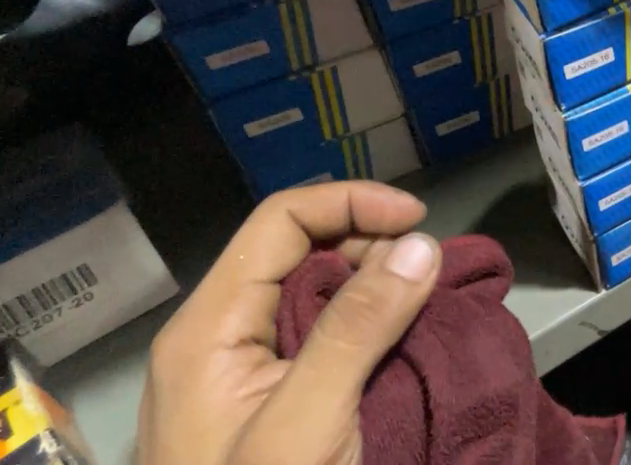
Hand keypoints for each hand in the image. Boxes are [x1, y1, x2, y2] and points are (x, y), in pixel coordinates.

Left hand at [137, 182, 441, 464]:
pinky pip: (328, 322)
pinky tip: (401, 332)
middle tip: (422, 276)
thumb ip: (357, 329)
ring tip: (418, 306)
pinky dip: (374, 314)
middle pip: (301, 243)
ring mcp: (246, 363)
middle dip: (371, 241)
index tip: (420, 222)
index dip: (353, 202)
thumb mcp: (305, 427)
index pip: (282, 220)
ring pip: (318, 281)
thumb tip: (420, 241)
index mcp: (209, 328)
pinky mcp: (274, 390)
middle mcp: (223, 332)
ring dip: (378, 279)